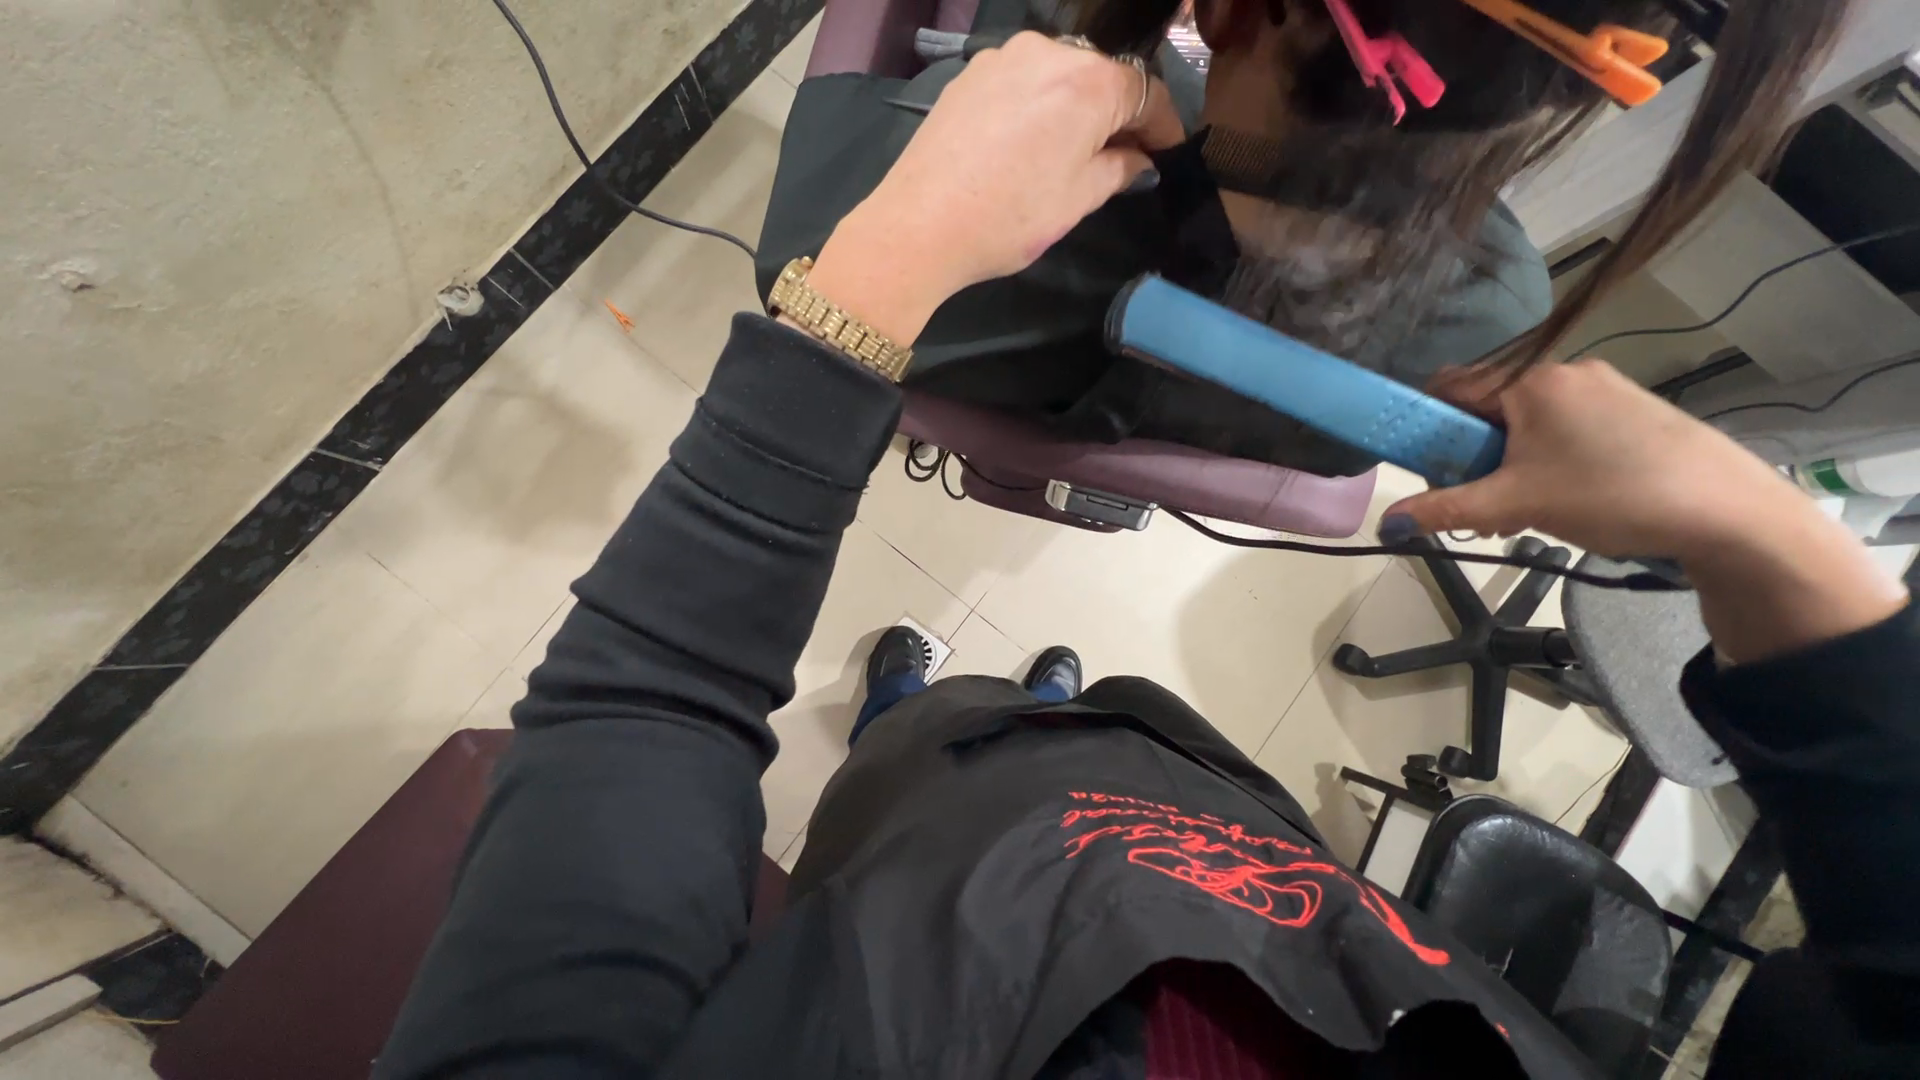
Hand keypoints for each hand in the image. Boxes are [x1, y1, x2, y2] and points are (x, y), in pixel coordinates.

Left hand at [805, 32, 1184, 345]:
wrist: (919, 227)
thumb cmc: (1007, 219)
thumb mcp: (1076, 201)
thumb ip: (1118, 170)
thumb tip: (1141, 160)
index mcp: (1088, 80)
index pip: (1147, 91)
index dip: (1163, 125)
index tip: (1167, 153)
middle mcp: (1048, 51)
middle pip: (1102, 77)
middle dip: (1118, 116)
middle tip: (1122, 159)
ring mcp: (1003, 58)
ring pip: (1059, 77)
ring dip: (1074, 110)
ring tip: (1070, 156)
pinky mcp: (970, 75)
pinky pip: (1022, 84)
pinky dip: (1037, 108)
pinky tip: (1028, 145)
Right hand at [1386, 360, 1907, 662]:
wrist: (1731, 513)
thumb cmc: (1610, 493)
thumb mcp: (1514, 505)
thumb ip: (1444, 510)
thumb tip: (1387, 523)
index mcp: (1531, 381)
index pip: (1450, 386)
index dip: (1424, 423)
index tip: (1425, 464)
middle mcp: (1566, 373)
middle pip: (1488, 408)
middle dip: (1471, 455)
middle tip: (1477, 500)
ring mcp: (1606, 390)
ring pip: (1527, 423)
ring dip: (1507, 463)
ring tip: (1522, 508)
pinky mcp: (1634, 413)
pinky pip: (1565, 429)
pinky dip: (1546, 459)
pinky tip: (1565, 497)